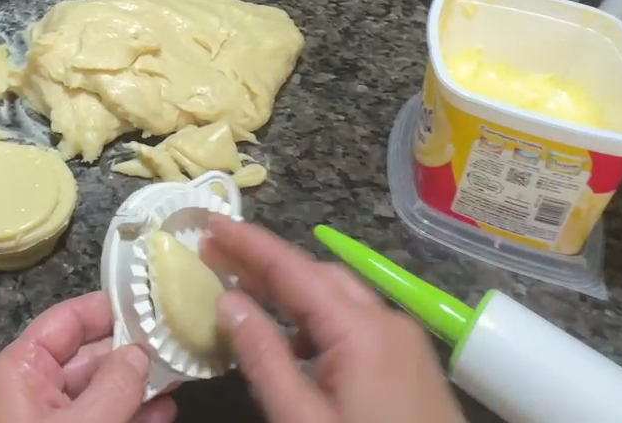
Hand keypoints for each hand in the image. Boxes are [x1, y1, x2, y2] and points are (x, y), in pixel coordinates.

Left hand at [0, 291, 176, 422]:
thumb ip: (113, 387)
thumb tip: (141, 351)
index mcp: (22, 369)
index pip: (66, 322)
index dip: (106, 309)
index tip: (147, 297)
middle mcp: (34, 389)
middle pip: (87, 357)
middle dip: (130, 350)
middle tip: (175, 338)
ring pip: (100, 393)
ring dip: (138, 386)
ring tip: (179, 371)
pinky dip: (134, 417)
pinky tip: (167, 410)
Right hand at [203, 216, 466, 422]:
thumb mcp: (303, 422)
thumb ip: (264, 358)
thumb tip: (229, 301)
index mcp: (362, 331)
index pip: (292, 267)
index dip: (247, 241)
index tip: (209, 220)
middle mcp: (389, 323)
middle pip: (316, 274)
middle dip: (263, 262)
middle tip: (214, 256)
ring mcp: (406, 345)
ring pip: (337, 295)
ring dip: (289, 288)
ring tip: (243, 290)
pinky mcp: (412, 367)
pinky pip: (356, 322)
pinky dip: (317, 317)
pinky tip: (293, 341)